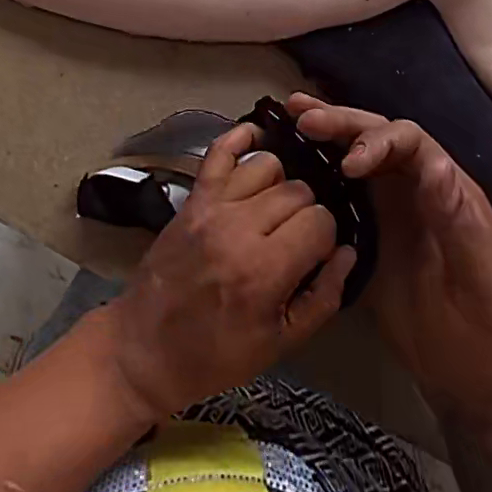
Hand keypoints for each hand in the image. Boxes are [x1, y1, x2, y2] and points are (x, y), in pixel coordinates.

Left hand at [102, 121, 356, 419]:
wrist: (144, 349)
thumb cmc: (216, 354)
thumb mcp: (281, 342)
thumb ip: (324, 296)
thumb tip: (347, 251)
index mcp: (264, 269)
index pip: (320, 221)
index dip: (326, 237)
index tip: (316, 255)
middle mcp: (239, 228)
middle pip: (297, 191)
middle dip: (307, 212)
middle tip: (296, 238)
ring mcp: (211, 208)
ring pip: (267, 166)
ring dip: (280, 184)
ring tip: (276, 209)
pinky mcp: (191, 200)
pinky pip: (218, 153)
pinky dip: (239, 139)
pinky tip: (255, 138)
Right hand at [290, 93, 491, 426]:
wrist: (463, 378)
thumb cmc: (483, 332)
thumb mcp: (482, 282)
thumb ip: (460, 225)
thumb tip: (434, 166)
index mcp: (451, 191)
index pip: (414, 144)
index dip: (379, 142)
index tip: (349, 164)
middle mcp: (419, 187)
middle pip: (381, 136)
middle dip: (343, 123)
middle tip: (301, 117)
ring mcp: (392, 205)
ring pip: (358, 152)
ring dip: (328, 130)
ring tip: (292, 115)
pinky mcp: (369, 226)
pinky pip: (342, 185)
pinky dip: (319, 163)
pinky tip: (295, 153)